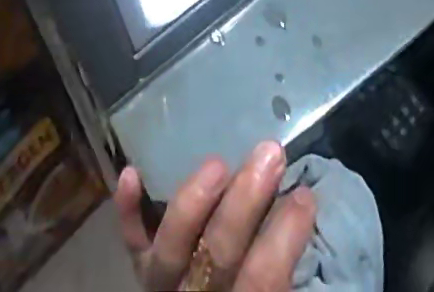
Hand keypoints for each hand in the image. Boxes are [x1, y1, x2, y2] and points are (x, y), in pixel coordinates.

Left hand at [114, 142, 316, 290]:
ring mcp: (161, 281)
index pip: (264, 280)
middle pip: (219, 253)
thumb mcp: (265, 288)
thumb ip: (279, 270)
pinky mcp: (139, 265)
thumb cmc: (243, 287)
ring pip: (173, 243)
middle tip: (270, 154)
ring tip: (218, 163)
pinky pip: (130, 239)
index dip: (285, 238)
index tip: (305, 195)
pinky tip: (132, 172)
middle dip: (245, 202)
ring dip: (195, 200)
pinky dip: (128, 208)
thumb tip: (302, 206)